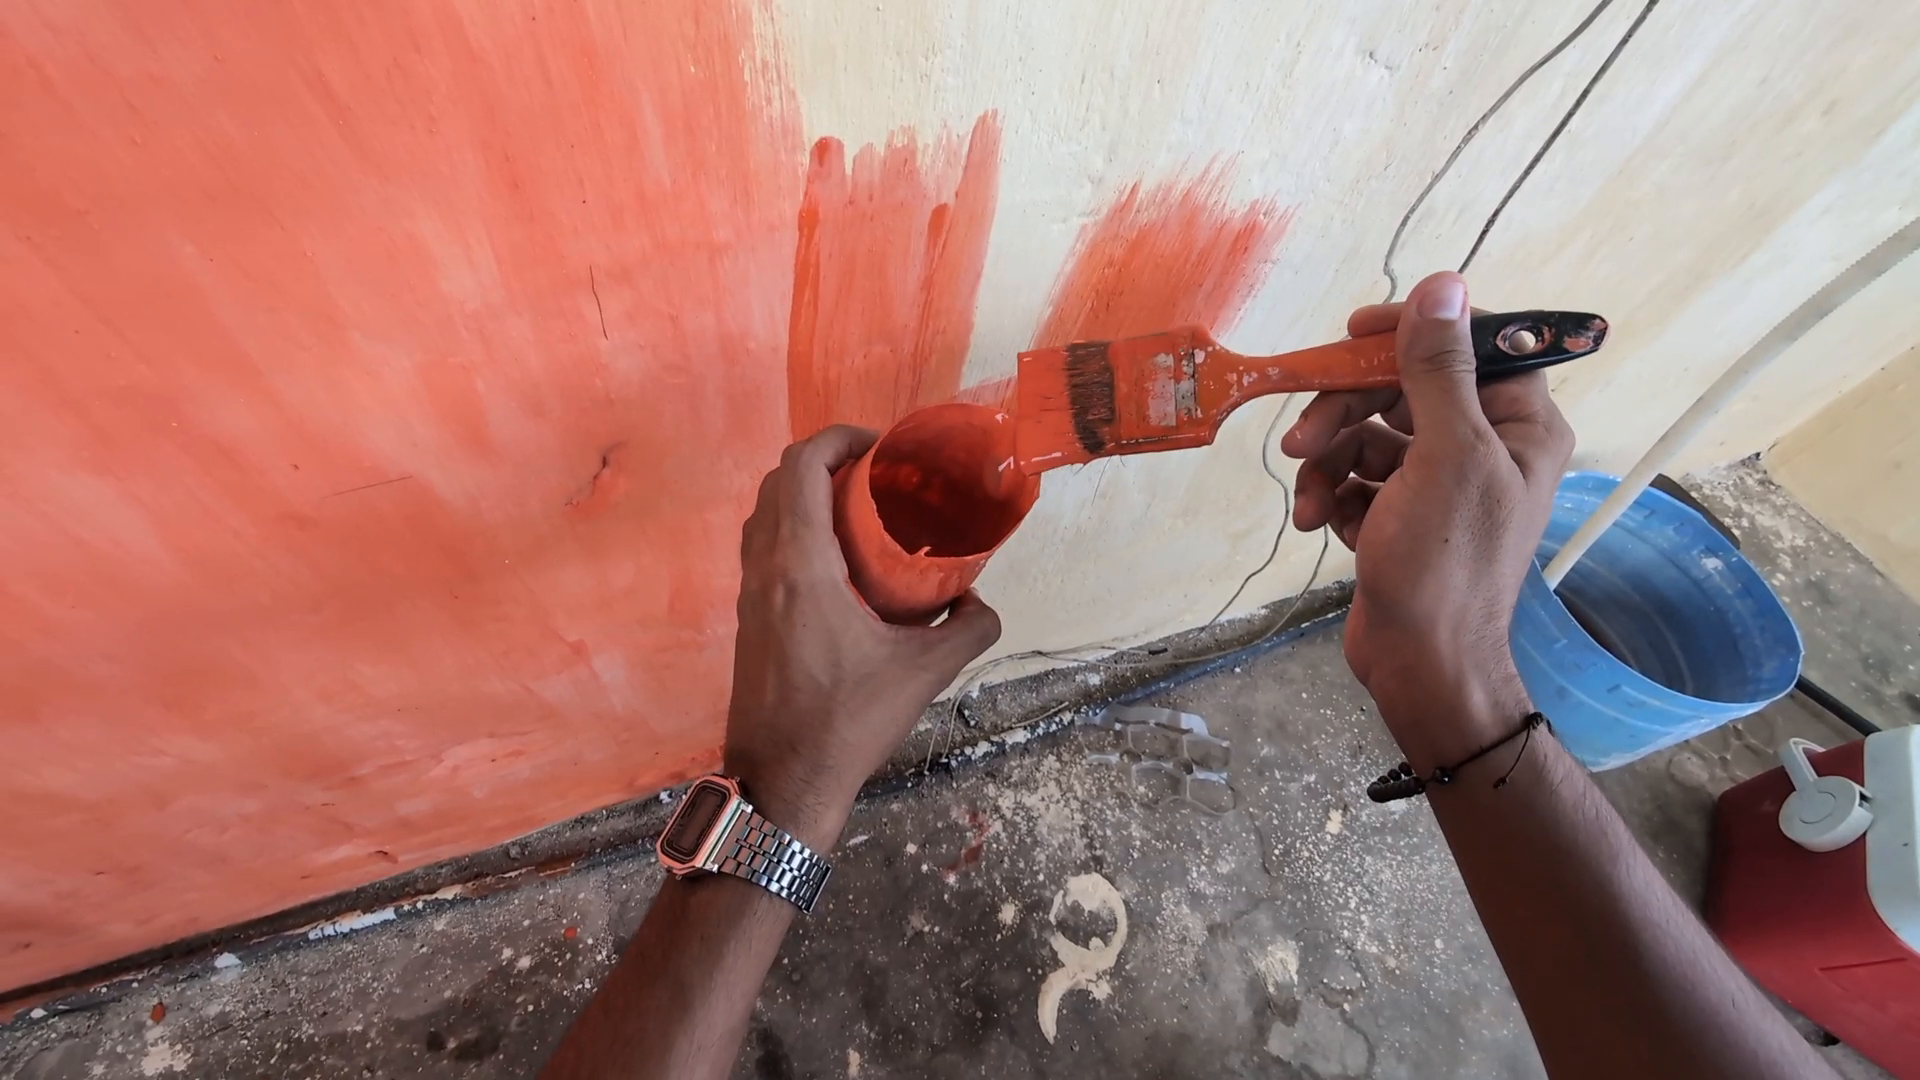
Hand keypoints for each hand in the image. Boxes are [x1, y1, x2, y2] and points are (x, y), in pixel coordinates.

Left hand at [723, 425, 1002, 848]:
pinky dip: (793, 525)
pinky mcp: (747, 616)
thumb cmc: (849, 720)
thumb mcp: (925, 672)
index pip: (801, 466)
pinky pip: (763, 544)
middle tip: (876, 475)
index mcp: (801, 565)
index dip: (838, 438)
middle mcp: (765, 567)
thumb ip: (970, 628)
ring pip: (765, 512)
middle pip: (778, 480)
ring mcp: (748, 592)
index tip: (880, 446)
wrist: (782, 782)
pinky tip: (837, 558)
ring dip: (805, 492)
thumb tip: (980, 601)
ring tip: (858, 508)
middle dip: (825, 460)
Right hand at [1280, 272, 1572, 767]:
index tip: (1352, 335)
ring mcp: (1432, 483)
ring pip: (1365, 438)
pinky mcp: (1394, 514)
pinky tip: (1318, 525)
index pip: (1468, 347)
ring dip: (1326, 465)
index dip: (1410, 334)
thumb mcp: (1443, 457)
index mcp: (1515, 425)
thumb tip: (1442, 285)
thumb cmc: (1443, 561)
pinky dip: (1330, 497)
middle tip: (1297, 440)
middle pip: (1398, 393)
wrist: (1419, 660)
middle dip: (1341, 415)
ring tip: (1308, 503)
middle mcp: (1479, 446)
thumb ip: (1438, 371)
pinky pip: (1354, 480)